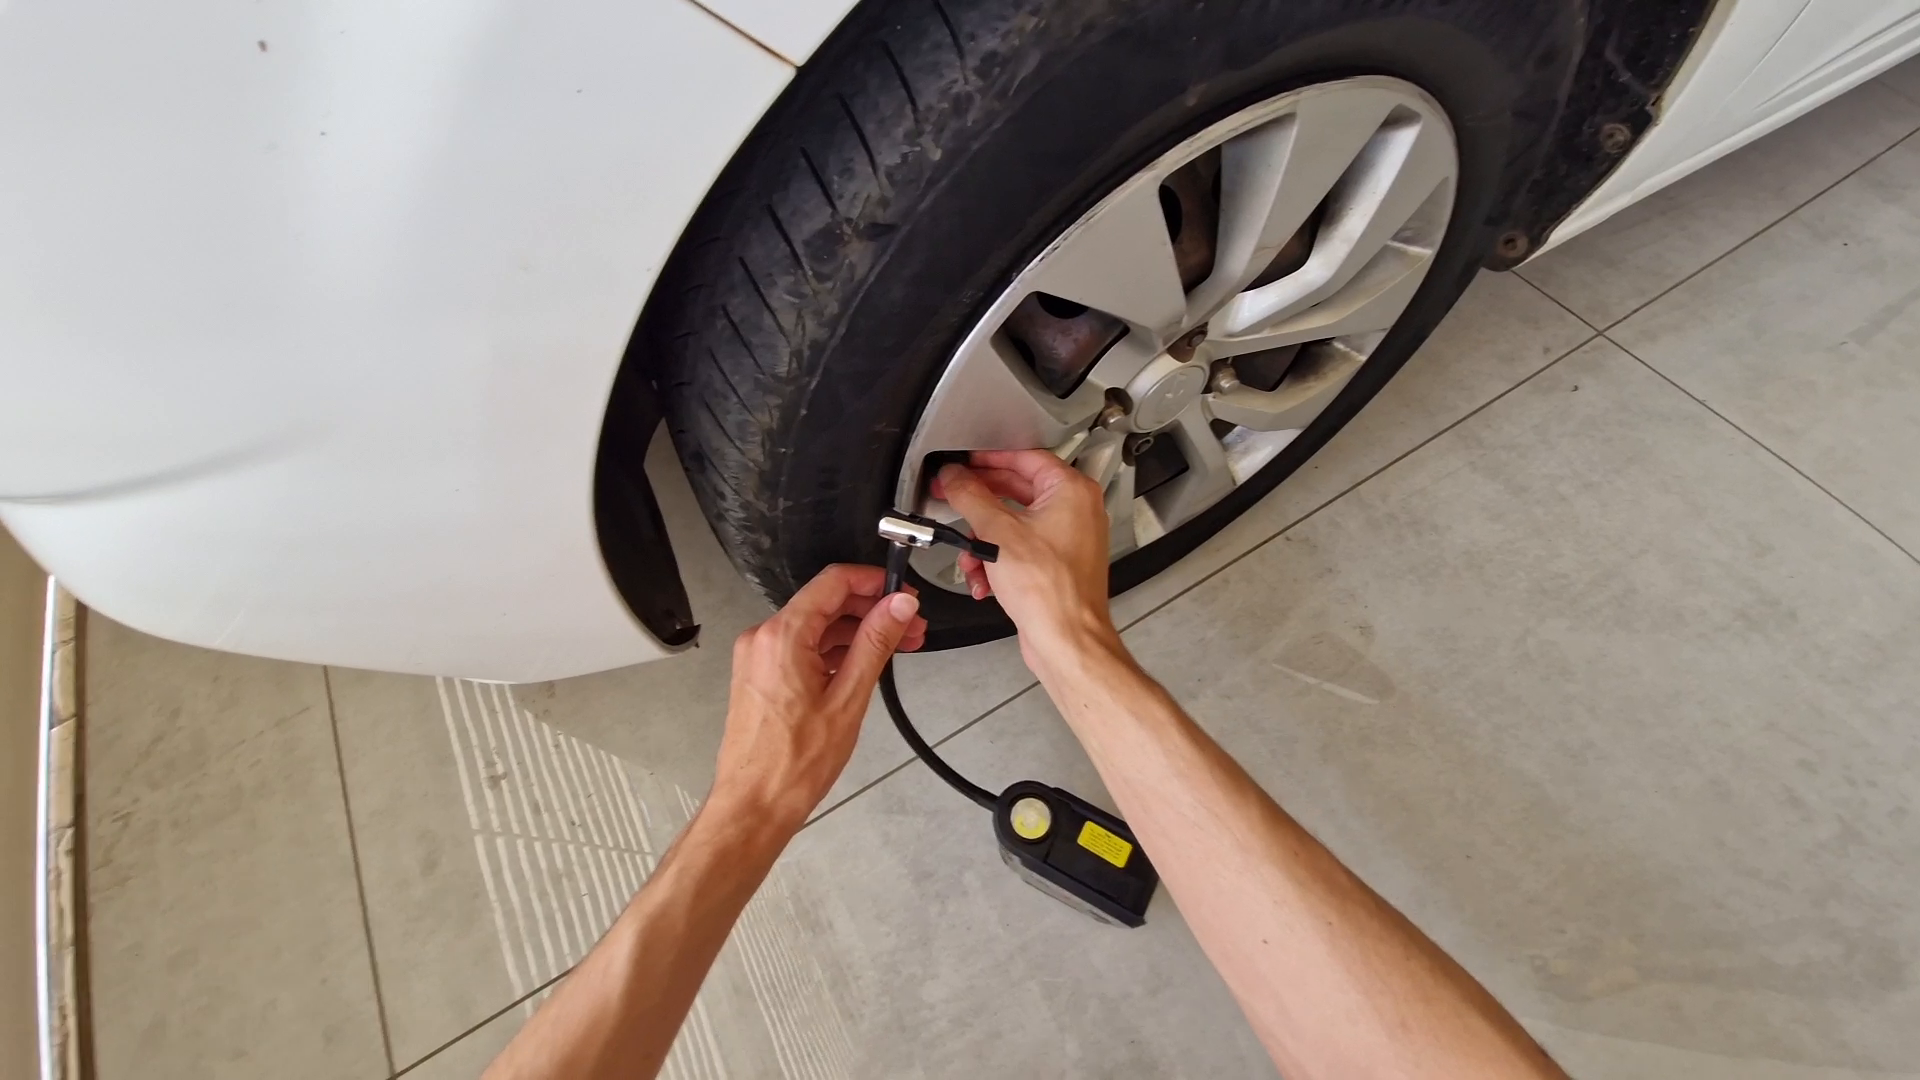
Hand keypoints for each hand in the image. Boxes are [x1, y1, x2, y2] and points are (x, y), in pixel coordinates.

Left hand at [711, 564, 925, 824]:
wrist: (753, 807)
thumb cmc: (794, 764)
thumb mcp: (848, 698)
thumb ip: (875, 643)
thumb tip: (899, 605)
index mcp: (783, 636)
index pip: (833, 582)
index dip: (874, 581)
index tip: (904, 593)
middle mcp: (764, 637)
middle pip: (826, 603)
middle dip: (872, 610)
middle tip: (911, 625)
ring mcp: (759, 656)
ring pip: (817, 626)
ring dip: (858, 632)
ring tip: (898, 646)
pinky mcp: (761, 674)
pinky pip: (803, 647)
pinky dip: (836, 650)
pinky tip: (865, 662)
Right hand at [931, 450, 1122, 666]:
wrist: (1065, 640)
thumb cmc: (1050, 591)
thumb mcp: (996, 533)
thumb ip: (969, 496)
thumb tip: (954, 476)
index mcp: (1071, 491)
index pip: (1025, 458)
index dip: (989, 460)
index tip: (966, 463)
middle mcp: (1077, 511)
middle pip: (1018, 491)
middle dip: (979, 504)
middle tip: (953, 497)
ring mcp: (1069, 539)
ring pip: (1014, 525)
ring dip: (984, 541)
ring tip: (969, 556)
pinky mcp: (1057, 565)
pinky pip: (1021, 550)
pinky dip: (998, 561)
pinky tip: (983, 580)